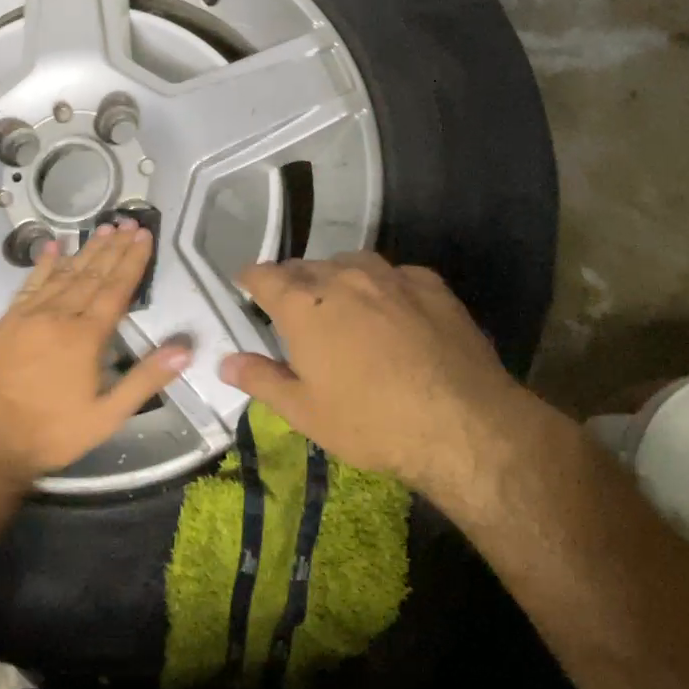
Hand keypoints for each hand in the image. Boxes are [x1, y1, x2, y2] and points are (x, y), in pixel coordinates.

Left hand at [0, 218, 191, 481]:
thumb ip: (145, 379)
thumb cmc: (55, 432)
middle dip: (113, 248)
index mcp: (86, 337)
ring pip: (64, 274)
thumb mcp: (108, 415)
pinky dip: (45, 264)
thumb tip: (184, 349)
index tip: (145, 236)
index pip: (116, 290)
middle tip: (129, 222)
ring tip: (104, 229)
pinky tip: (55, 247)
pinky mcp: (8, 321)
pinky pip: (30, 284)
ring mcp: (29, 315)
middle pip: (92, 275)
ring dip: (86, 250)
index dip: (132, 261)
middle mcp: (58, 316)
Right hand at [220, 253, 534, 493]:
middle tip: (292, 309)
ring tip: (340, 304)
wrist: (464, 424)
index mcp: (304, 306)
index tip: (245, 287)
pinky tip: (391, 311)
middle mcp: (343, 278)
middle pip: (306, 266)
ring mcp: (390, 277)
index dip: (249, 279)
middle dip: (292, 282)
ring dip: (336, 277)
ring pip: (350, 263)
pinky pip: (394, 274)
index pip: (264, 275)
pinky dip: (381, 286)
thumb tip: (225, 362)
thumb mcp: (304, 412)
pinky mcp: (431, 286)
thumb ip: (261, 379)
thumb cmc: (371, 422)